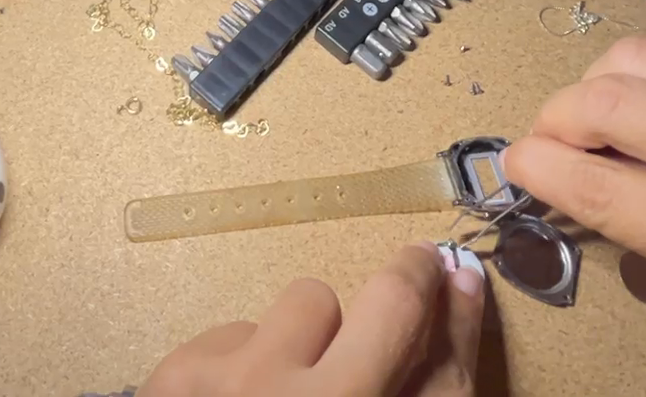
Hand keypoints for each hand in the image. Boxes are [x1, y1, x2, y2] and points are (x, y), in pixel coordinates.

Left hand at [136, 242, 485, 396]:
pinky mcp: (186, 375)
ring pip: (308, 300)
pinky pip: (242, 328)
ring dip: (307, 335)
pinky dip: (244, 361)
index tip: (457, 278)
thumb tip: (442, 328)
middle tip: (416, 262)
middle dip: (409, 279)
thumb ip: (402, 393)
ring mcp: (251, 385)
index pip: (449, 379)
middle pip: (391, 310)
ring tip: (282, 387)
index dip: (459, 323)